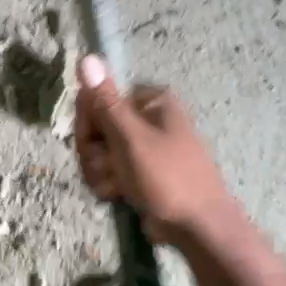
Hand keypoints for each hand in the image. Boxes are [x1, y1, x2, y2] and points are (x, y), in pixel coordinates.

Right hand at [74, 55, 235, 239]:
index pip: (96, 99)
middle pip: (94, 128)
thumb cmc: (168, 178)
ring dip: (99, 172)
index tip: (93, 143)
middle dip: (93, 153)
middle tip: (108, 170)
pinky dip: (108, 184)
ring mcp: (143, 146)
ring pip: (97, 153)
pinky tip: (119, 196)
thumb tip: (87, 57)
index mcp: (149, 101)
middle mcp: (146, 118)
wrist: (198, 228)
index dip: (88, 124)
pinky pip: (107, 170)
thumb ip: (105, 101)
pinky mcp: (139, 171)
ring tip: (117, 187)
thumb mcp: (131, 137)